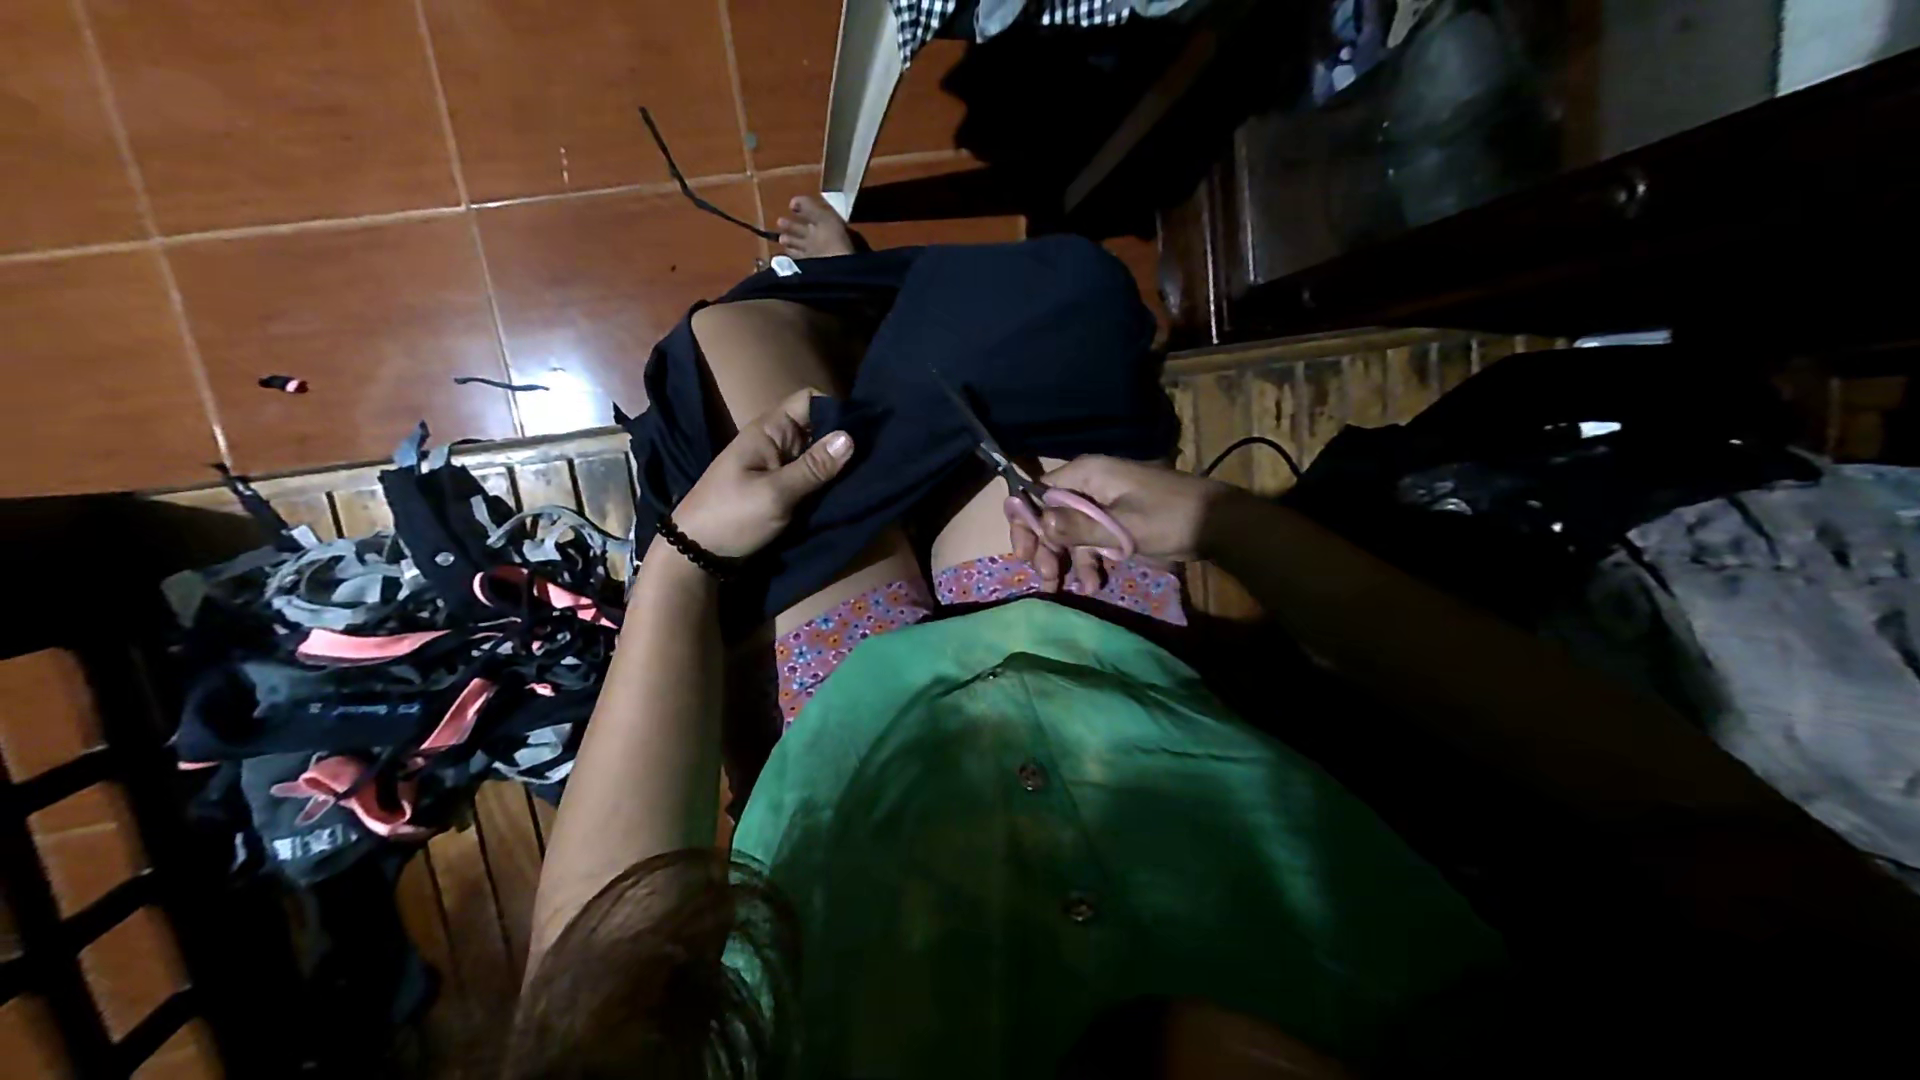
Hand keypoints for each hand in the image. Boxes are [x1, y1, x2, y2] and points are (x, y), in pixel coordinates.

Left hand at [672, 388, 854, 558]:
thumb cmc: (732, 517)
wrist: (697, 553)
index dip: (838, 409)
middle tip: (878, 457)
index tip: (866, 431)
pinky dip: (830, 482)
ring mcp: (781, 466)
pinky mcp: (784, 488)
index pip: (810, 401)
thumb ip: (814, 467)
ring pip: (819, 454)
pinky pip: (813, 477)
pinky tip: (852, 490)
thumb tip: (851, 437)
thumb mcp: (776, 493)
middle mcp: (777, 442)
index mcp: (770, 431)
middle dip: (845, 440)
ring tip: (871, 474)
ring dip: (840, 465)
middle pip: (819, 427)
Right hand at [1009, 456, 1234, 593]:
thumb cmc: (1169, 518)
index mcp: (1086, 475)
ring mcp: (1103, 504)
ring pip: (1069, 531)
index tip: (1024, 554)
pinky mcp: (1116, 521)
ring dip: (1067, 560)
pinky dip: (1089, 561)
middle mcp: (1089, 485)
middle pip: (1051, 515)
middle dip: (1046, 548)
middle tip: (1046, 578)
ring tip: (1066, 589)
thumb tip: (1039, 523)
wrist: (1220, 524)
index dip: (1026, 523)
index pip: (1038, 494)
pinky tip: (1093, 584)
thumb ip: (1078, 526)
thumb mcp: (1122, 527)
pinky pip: (1091, 539)